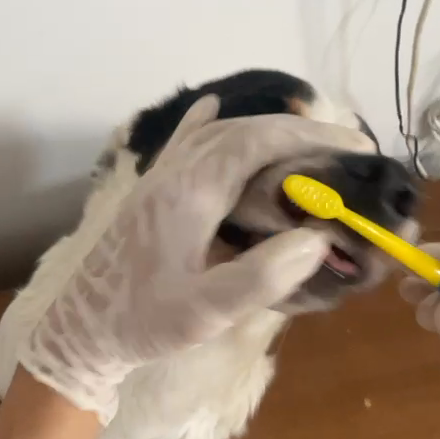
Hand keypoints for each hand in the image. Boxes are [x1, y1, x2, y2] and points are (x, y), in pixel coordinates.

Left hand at [21, 95, 370, 420]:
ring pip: (212, 134)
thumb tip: (315, 239)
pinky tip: (210, 110)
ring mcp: (155, 181)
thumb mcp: (206, 312)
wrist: (83, 328)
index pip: (255, 141)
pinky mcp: (147, 194)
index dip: (309, 134)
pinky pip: (180, 145)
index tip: (356, 143)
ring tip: (306, 139)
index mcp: (188, 194)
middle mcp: (171, 175)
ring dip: (260, 129)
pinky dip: (205, 126)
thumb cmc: (143, 322)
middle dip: (295, 129)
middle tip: (345, 145)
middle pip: (238, 130)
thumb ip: (260, 278)